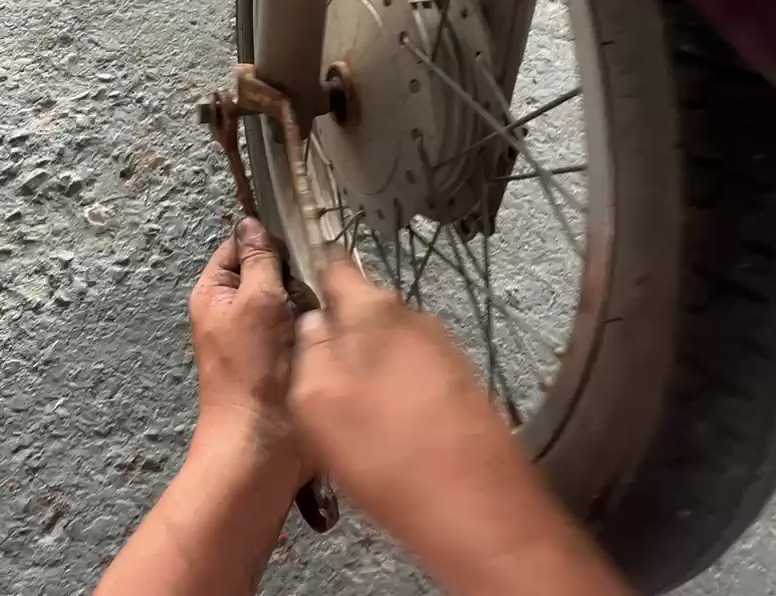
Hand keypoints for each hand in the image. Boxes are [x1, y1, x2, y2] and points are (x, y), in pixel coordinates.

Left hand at [188, 219, 300, 468]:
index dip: (265, 245)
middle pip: (272, 271)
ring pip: (294, 297)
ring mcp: (261, 333)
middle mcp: (234, 309)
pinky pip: (305, 325)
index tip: (293, 253)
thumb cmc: (254, 368)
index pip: (240, 246)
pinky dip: (316, 328)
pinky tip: (325, 338)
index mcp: (214, 292)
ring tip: (316, 323)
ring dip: (309, 306)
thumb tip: (251, 223)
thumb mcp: (256, 301)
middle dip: (293, 279)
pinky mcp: (284, 355)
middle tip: (302, 298)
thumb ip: (258, 259)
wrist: (264, 443)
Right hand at [288, 252, 519, 528]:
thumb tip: (310, 322)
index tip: (296, 291)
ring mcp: (441, 347)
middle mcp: (411, 316)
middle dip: (339, 331)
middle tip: (316, 373)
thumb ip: (308, 351)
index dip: (311, 272)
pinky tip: (387, 427)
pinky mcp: (460, 382)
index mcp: (373, 309)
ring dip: (367, 364)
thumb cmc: (388, 452)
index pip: (335, 266)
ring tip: (350, 409)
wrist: (480, 509)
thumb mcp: (318, 402)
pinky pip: (411, 371)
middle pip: (361, 308)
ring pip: (386, 342)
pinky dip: (394, 388)